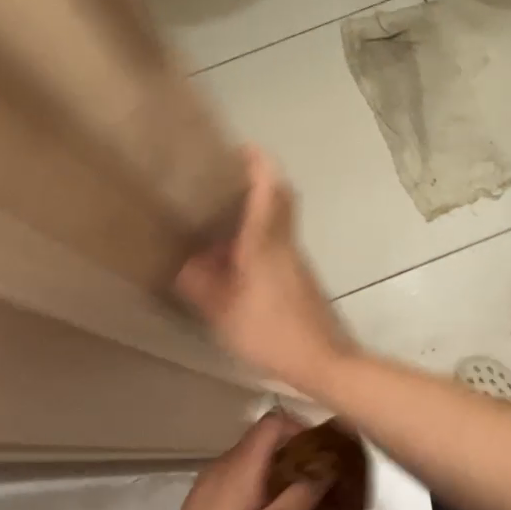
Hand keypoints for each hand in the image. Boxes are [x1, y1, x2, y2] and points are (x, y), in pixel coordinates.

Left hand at [136, 411, 332, 509]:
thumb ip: (301, 496)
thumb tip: (326, 467)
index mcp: (238, 467)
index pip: (273, 422)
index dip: (303, 430)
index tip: (325, 456)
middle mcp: (220, 468)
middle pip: (264, 444)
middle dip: (296, 461)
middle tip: (321, 489)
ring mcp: (207, 488)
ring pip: (253, 468)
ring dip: (279, 482)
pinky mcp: (202, 508)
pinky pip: (239, 487)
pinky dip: (261, 496)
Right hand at [177, 147, 355, 390]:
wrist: (324, 361)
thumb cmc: (272, 334)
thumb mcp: (223, 314)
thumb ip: (201, 286)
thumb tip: (186, 265)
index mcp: (266, 243)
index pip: (270, 190)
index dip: (259, 163)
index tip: (242, 148)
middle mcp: (285, 244)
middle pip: (279, 199)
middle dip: (257, 182)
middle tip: (226, 179)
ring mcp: (296, 261)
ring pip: (278, 222)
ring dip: (255, 213)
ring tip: (219, 219)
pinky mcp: (300, 279)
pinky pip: (278, 244)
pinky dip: (257, 240)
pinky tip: (234, 262)